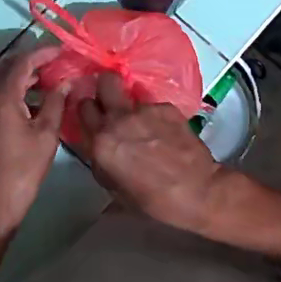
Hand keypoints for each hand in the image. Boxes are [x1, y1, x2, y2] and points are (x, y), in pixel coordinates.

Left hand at [0, 47, 68, 241]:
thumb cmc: (23, 169)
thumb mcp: (46, 134)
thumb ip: (56, 103)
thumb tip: (66, 82)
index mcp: (2, 96)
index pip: (23, 62)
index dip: (43, 53)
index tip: (63, 50)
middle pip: (8, 67)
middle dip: (32, 61)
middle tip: (57, 62)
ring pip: (1, 80)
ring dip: (24, 76)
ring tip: (51, 79)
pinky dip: (15, 90)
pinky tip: (35, 100)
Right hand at [75, 73, 227, 231]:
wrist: (197, 191)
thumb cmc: (153, 199)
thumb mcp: (114, 188)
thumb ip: (100, 162)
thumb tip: (99, 149)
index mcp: (101, 142)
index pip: (83, 107)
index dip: (89, 110)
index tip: (94, 114)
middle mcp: (119, 119)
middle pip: (104, 82)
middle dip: (106, 89)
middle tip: (111, 101)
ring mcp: (144, 110)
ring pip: (131, 94)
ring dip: (133, 106)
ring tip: (145, 124)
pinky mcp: (167, 108)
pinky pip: (153, 106)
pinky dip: (155, 116)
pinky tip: (165, 132)